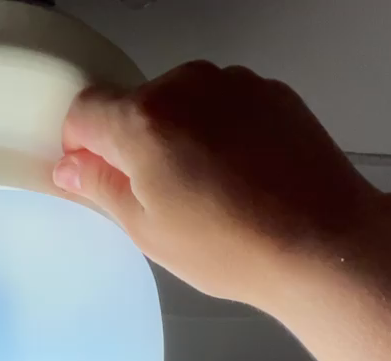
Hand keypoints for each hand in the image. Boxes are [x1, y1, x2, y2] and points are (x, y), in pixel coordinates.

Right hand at [54, 61, 386, 310]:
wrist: (320, 241)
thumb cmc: (233, 247)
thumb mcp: (147, 231)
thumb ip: (101, 189)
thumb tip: (70, 168)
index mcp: (143, 122)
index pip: (84, 112)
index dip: (81, 147)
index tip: (95, 177)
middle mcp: (185, 86)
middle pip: (134, 106)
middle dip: (134, 147)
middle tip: (160, 202)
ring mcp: (232, 83)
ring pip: (180, 105)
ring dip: (179, 140)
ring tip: (208, 195)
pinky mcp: (268, 91)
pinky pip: (222, 107)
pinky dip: (218, 135)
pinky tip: (238, 180)